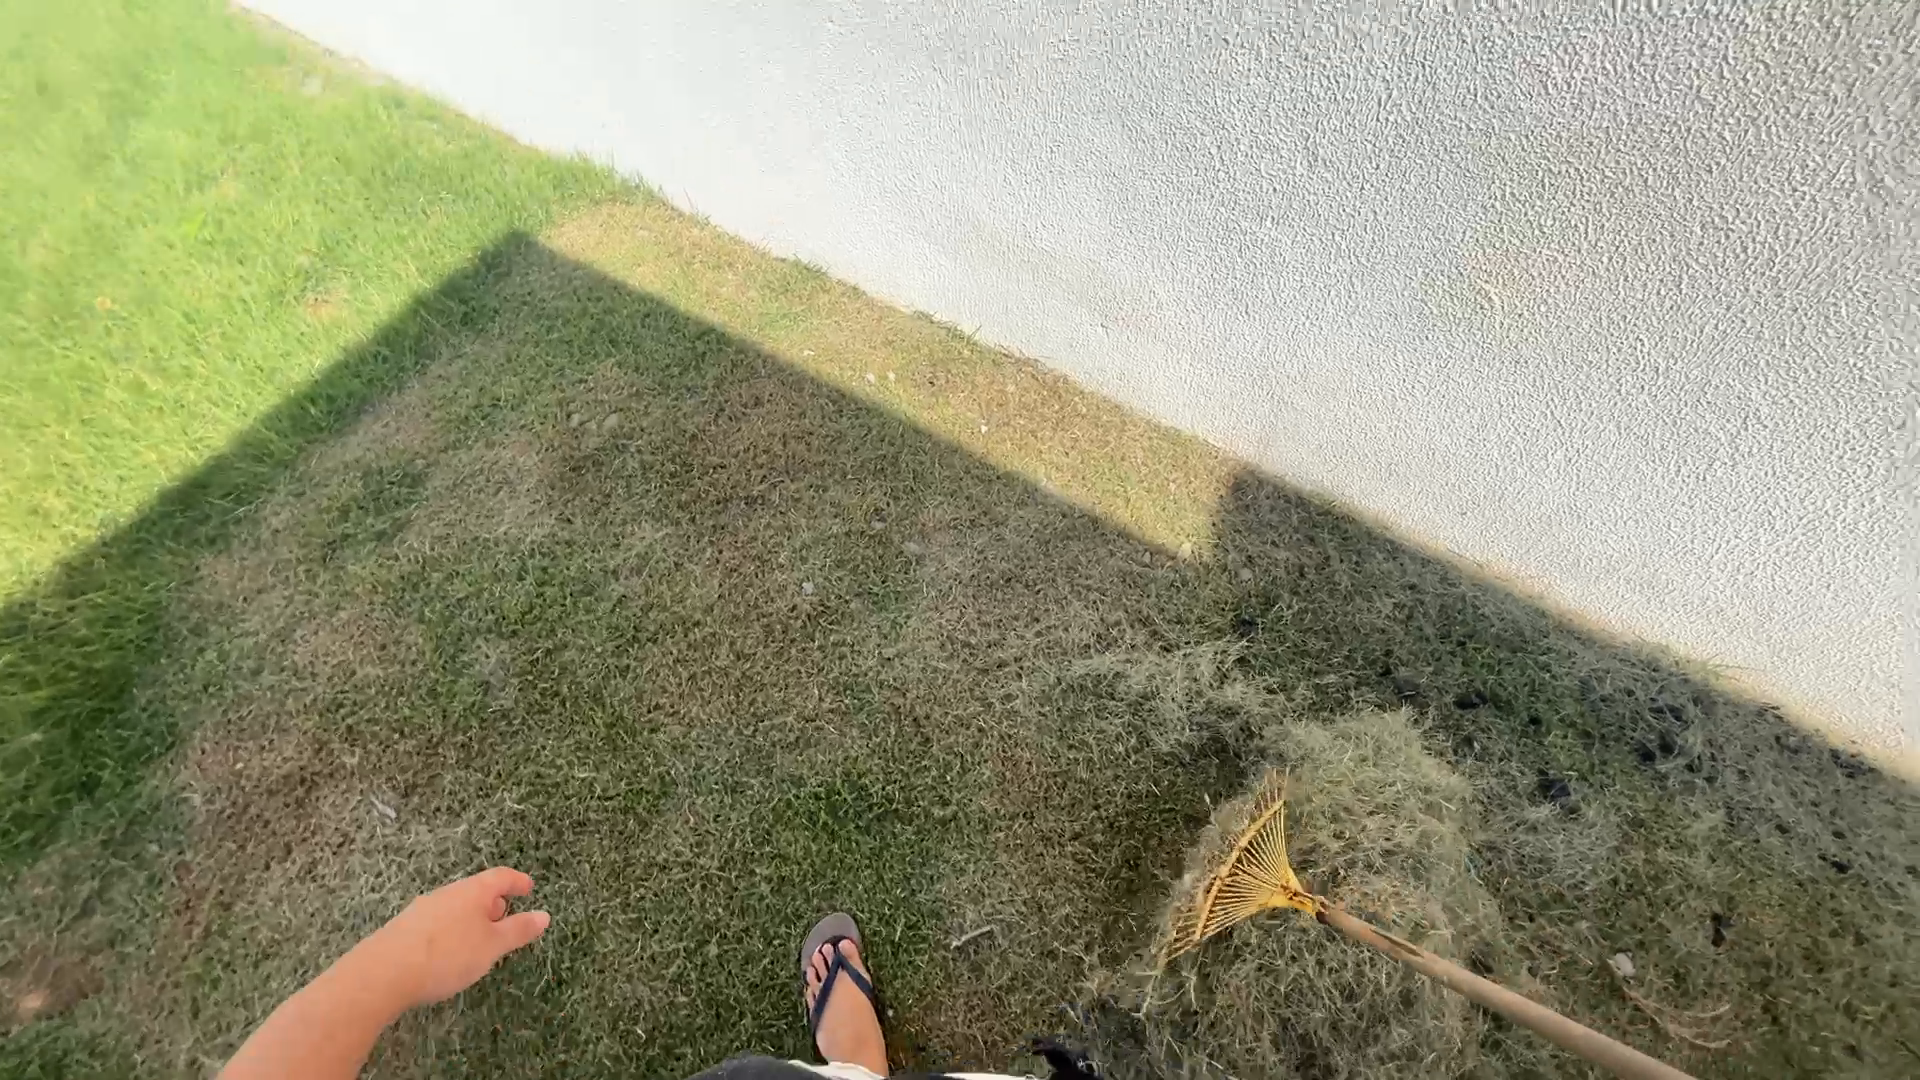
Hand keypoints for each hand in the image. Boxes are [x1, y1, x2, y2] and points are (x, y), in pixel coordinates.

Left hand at [356, 866, 550, 1008]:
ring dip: (468, 919)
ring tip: (474, 940)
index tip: (528, 889)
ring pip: (452, 908)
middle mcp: (446, 894)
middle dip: (492, 903)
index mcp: (473, 891)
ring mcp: (419, 911)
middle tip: (503, 918)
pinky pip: (432, 924)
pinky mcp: (397, 931)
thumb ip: (519, 930)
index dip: (517, 881)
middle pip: (475, 891)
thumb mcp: (492, 946)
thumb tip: (544, 916)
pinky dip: (446, 931)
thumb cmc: (447, 955)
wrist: (377, 978)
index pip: (501, 876)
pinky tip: (442, 954)